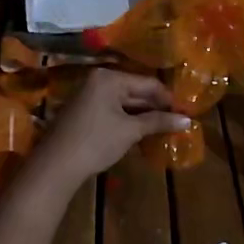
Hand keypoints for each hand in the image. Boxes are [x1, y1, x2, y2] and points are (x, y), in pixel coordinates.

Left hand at [32, 70, 190, 187]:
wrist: (56, 165)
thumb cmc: (96, 142)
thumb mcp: (130, 130)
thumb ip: (158, 121)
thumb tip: (187, 120)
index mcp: (109, 78)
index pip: (147, 83)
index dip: (168, 99)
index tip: (186, 113)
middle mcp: (97, 81)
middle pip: (135, 91)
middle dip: (155, 108)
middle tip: (177, 122)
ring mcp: (87, 96)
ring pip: (123, 103)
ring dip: (142, 115)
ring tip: (163, 129)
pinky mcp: (82, 112)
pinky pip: (111, 111)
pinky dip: (126, 120)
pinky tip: (141, 133)